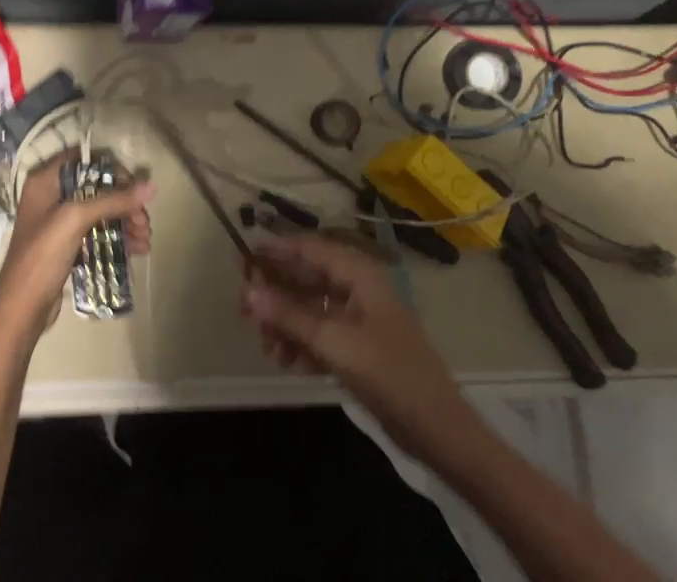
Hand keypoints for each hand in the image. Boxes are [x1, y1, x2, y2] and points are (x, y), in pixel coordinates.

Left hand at [0, 155, 152, 314]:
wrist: (22, 306)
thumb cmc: (43, 255)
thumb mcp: (75, 219)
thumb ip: (112, 200)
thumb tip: (151, 186)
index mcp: (44, 181)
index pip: (83, 159)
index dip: (111, 169)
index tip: (134, 187)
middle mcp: (51, 197)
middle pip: (96, 187)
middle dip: (124, 202)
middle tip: (144, 221)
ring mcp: (59, 222)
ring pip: (100, 212)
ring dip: (125, 221)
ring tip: (146, 239)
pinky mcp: (67, 245)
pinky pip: (97, 233)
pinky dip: (118, 238)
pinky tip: (139, 250)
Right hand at [241, 233, 467, 450]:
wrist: (436, 427)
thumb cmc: (388, 374)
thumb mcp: (333, 342)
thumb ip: (288, 315)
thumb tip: (248, 291)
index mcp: (360, 275)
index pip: (309, 248)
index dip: (274, 250)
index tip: (240, 259)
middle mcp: (359, 289)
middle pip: (305, 278)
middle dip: (275, 295)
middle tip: (244, 314)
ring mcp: (359, 318)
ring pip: (309, 308)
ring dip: (286, 326)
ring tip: (271, 351)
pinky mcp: (359, 345)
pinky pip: (320, 333)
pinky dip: (303, 344)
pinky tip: (293, 365)